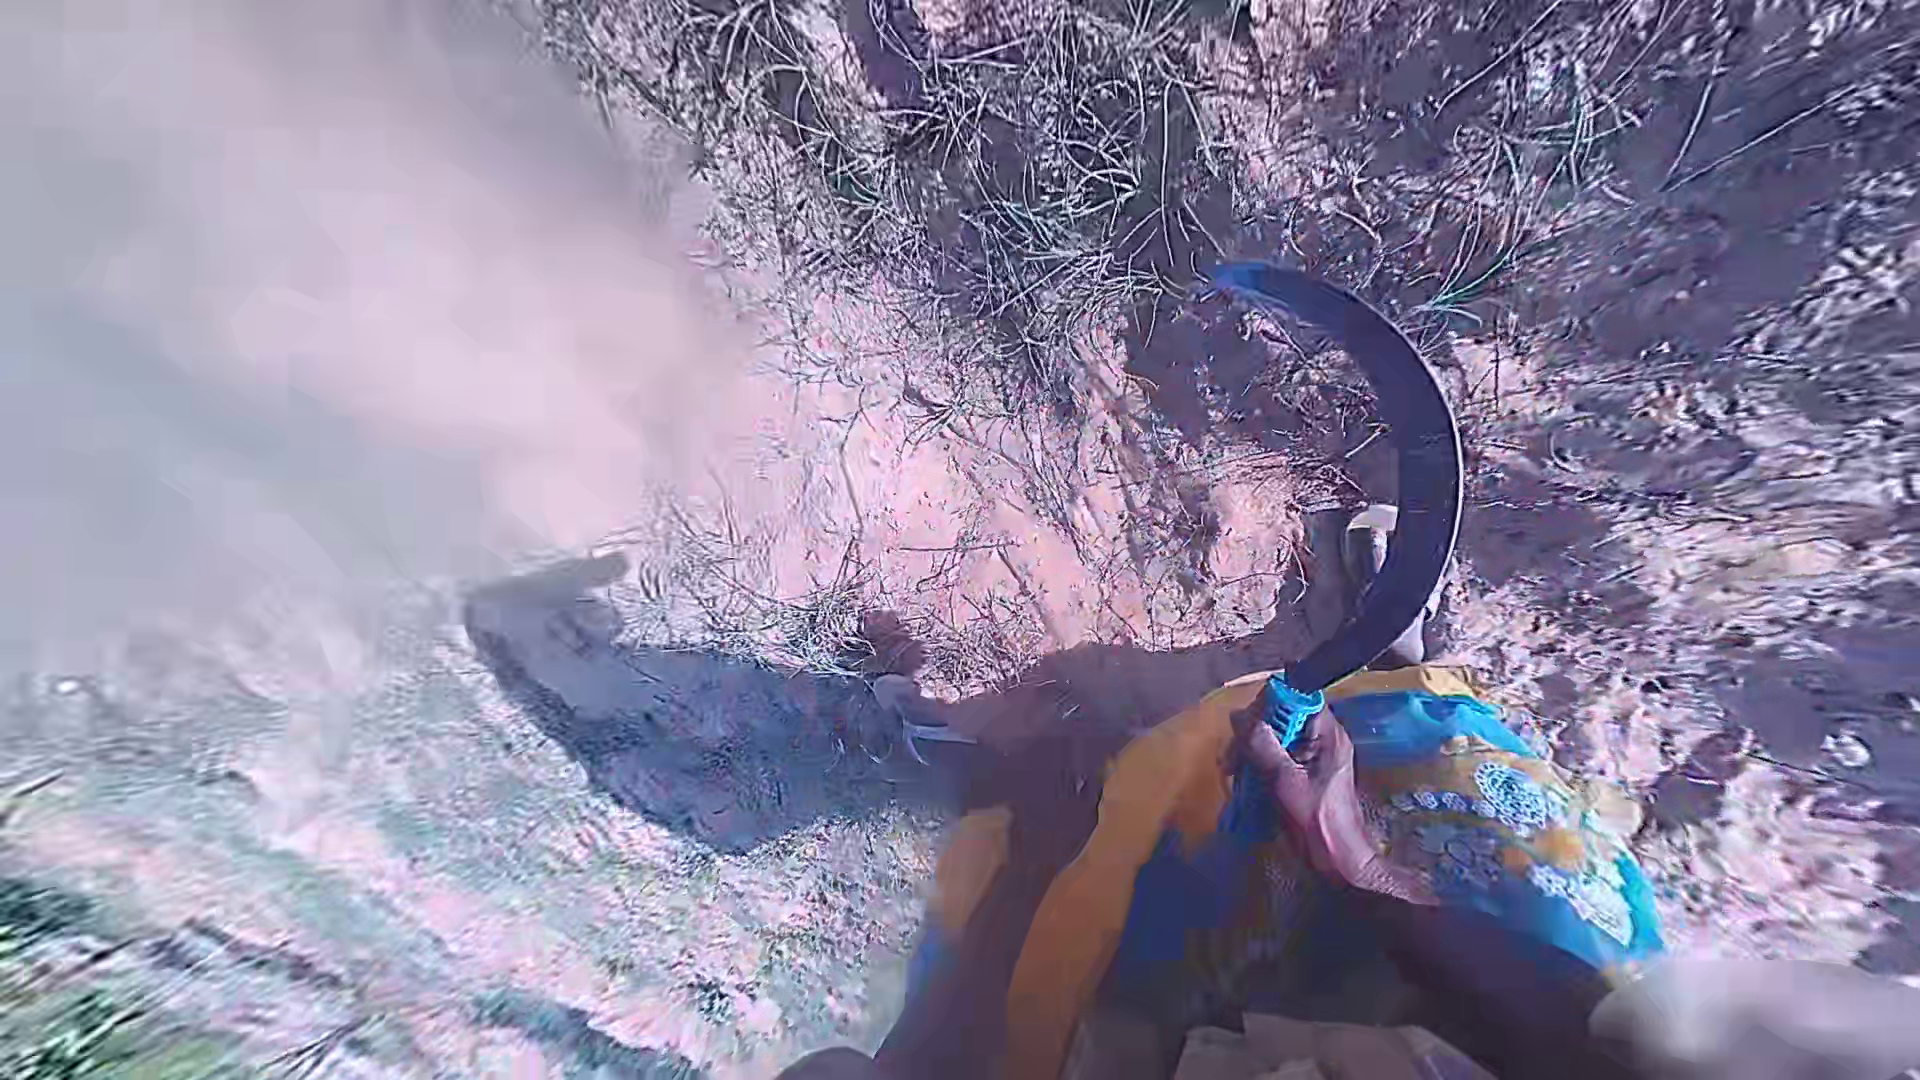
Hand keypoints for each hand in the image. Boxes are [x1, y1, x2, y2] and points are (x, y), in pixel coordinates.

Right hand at [1242, 704, 1433, 903]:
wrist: (1336, 861)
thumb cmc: (1316, 820)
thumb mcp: (1284, 780)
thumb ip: (1262, 745)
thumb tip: (1238, 716)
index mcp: (1326, 733)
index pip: (1295, 695)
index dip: (1268, 704)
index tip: (1247, 725)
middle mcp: (1320, 736)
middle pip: (1278, 713)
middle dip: (1251, 730)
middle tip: (1234, 756)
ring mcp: (1310, 752)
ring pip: (1270, 732)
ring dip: (1247, 747)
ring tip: (1233, 770)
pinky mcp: (1299, 767)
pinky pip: (1271, 750)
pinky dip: (1254, 760)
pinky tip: (1242, 777)